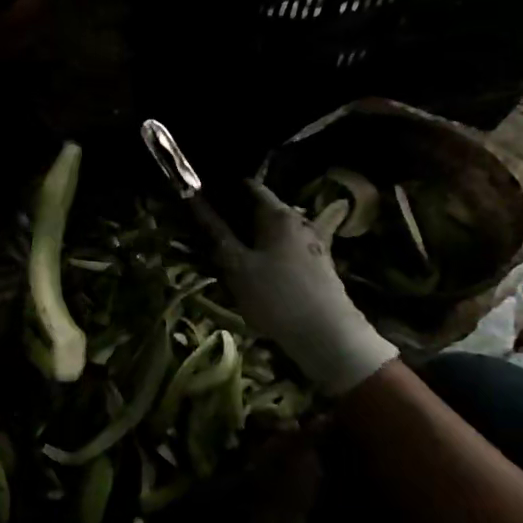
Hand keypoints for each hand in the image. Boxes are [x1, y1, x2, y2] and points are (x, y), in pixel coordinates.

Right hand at [190, 181, 397, 396]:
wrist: (327, 336)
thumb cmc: (276, 296)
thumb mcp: (236, 266)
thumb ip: (216, 232)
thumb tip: (194, 199)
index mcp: (278, 214)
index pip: (249, 186)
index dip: (224, 188)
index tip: (203, 196)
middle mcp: (299, 221)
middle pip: (262, 209)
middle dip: (236, 214)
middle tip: (209, 227)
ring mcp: (312, 242)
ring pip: (273, 231)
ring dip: (251, 236)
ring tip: (227, 250)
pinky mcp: (317, 264)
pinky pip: (284, 248)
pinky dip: (267, 251)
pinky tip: (253, 270)